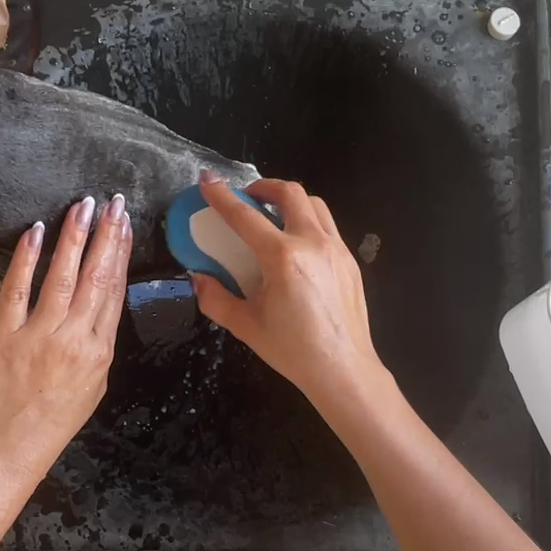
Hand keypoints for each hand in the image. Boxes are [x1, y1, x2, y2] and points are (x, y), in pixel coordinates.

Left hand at [0, 194, 131, 482]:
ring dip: (74, 238)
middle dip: (106, 236)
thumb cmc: (57, 416)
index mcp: (100, 351)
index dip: (121, 253)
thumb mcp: (95, 382)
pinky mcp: (3, 334)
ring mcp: (38, 334)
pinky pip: (17, 289)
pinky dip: (27, 259)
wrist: (12, 443)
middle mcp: (74, 338)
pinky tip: (36, 232)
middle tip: (114, 203)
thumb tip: (103, 301)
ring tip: (83, 207)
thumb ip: (100, 341)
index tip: (126, 225)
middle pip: (95, 278)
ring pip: (62, 277)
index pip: (114, 291)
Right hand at [189, 172, 387, 403]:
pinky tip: (297, 245)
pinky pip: (328, 228)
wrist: (342, 369)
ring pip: (315, 205)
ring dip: (291, 201)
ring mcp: (337, 250)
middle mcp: (313, 244)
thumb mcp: (245, 326)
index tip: (207, 181)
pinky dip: (309, 222)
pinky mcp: (350, 262)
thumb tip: (199, 278)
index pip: (246, 216)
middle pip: (290, 193)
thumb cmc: (292, 350)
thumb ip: (216, 298)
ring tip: (273, 215)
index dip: (222, 196)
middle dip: (264, 187)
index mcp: (283, 258)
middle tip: (248, 197)